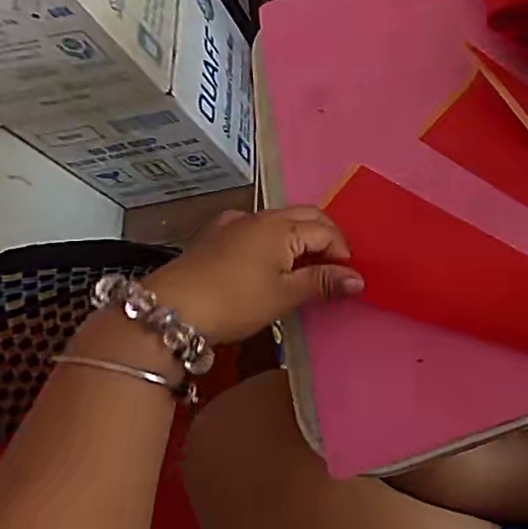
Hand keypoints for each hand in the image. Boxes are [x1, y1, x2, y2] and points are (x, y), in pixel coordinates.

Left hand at [140, 207, 363, 342]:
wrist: (168, 311)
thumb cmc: (235, 302)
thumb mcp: (285, 295)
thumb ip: (323, 282)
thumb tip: (358, 279)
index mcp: (282, 227)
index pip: (327, 232)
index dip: (343, 254)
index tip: (346, 280)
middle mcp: (262, 217)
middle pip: (308, 217)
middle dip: (328, 238)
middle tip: (333, 269)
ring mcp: (236, 223)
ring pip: (283, 220)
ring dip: (302, 237)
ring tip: (307, 267)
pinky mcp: (217, 235)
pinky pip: (258, 226)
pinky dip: (275, 237)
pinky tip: (269, 257)